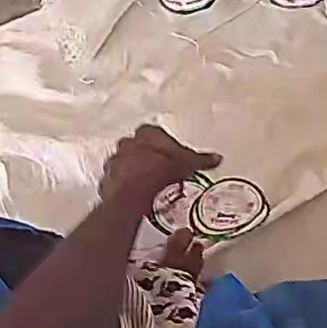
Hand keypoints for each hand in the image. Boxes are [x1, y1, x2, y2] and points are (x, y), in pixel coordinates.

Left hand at [100, 124, 220, 204]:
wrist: (133, 193)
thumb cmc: (159, 172)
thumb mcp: (187, 164)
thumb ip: (201, 160)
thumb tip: (216, 158)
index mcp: (147, 133)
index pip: (158, 134)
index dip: (167, 147)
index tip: (174, 157)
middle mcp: (128, 143)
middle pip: (141, 147)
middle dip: (151, 157)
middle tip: (164, 170)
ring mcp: (116, 160)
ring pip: (128, 162)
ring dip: (138, 170)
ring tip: (153, 185)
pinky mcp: (109, 178)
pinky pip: (120, 179)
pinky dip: (129, 185)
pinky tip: (139, 194)